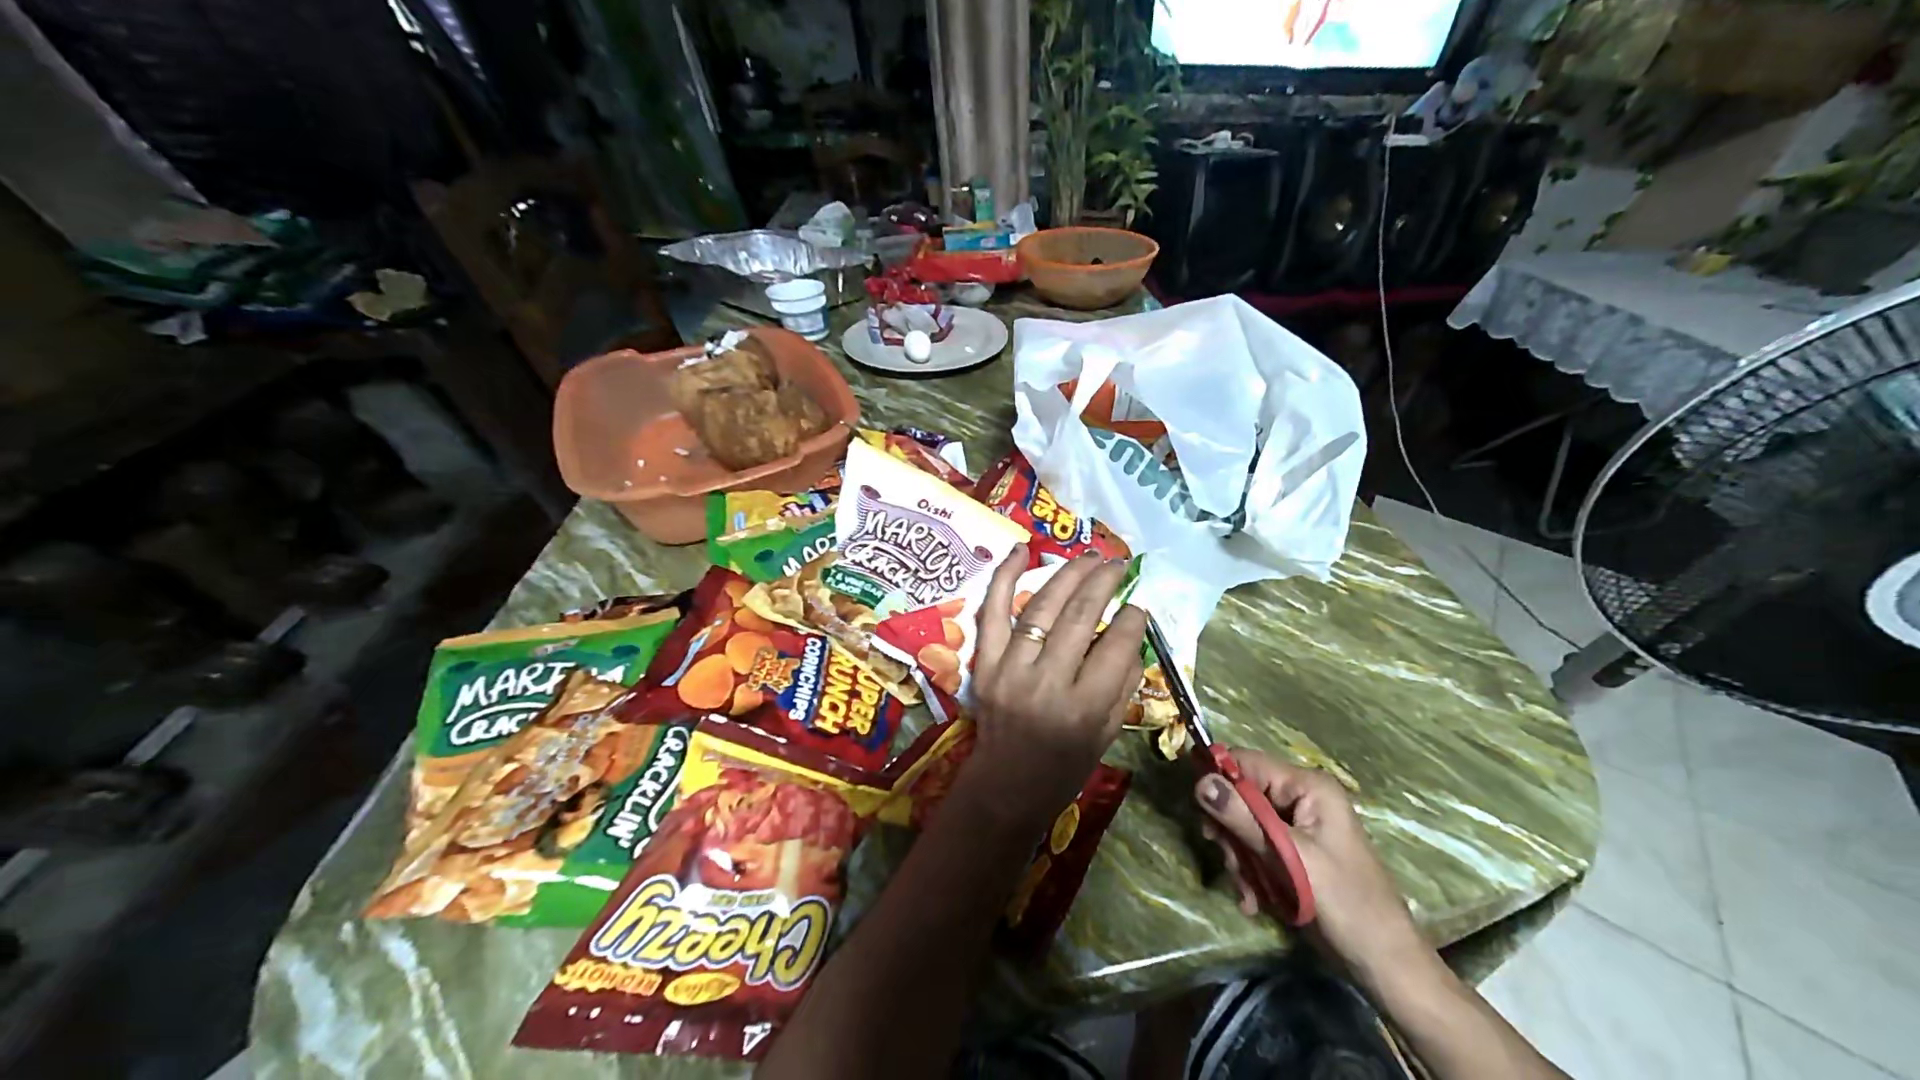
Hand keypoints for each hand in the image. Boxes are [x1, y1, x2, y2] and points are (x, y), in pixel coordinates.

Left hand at [964, 547, 1145, 827]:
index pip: (1115, 648)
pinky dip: (1006, 577)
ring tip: (1091, 556)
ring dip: (1069, 575)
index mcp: (1084, 709)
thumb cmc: (1064, 764)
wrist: (1006, 784)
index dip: (1131, 620)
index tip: (1138, 605)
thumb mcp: (1108, 732)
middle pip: (1079, 618)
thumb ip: (1122, 682)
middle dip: (1103, 583)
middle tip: (1119, 565)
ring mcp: (1010, 670)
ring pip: (1043, 608)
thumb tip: (1131, 629)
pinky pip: (993, 611)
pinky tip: (1022, 550)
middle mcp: (1046, 684)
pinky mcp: (983, 663)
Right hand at [1195, 750, 1428, 985]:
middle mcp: (1300, 797)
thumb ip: (1244, 818)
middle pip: (1240, 796)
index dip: (1218, 782)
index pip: (1246, 763)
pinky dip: (1248, 872)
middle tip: (1230, 862)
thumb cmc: (1345, 903)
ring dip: (1238, 859)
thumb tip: (1200, 782)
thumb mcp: (1290, 858)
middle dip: (1230, 832)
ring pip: (1242, 825)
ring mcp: (1296, 825)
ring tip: (1248, 890)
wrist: (1383, 962)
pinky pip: (1254, 848)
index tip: (1203, 816)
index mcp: (1307, 786)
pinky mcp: (1291, 852)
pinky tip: (1254, 900)